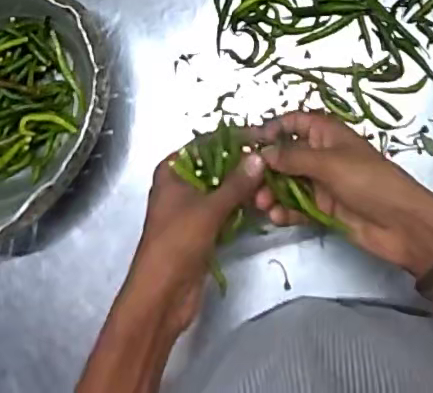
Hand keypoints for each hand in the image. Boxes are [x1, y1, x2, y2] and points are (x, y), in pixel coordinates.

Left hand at [121, 147, 264, 332]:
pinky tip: (263, 201)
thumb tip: (259, 156)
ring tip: (271, 182)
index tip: (260, 135)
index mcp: (173, 170)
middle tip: (271, 161)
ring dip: (245, 187)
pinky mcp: (203, 228)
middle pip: (216, 164)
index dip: (233, 138)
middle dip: (242, 164)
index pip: (207, 143)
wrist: (161, 297)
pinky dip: (242, 205)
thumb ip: (236, 183)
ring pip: (223, 188)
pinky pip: (226, 208)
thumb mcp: (208, 209)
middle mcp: (181, 183)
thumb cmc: (176, 244)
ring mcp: (192, 207)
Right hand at [250, 111, 432, 277]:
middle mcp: (321, 154)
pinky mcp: (324, 209)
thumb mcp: (329, 163)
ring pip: (287, 182)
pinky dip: (285, 210)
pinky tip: (275, 216)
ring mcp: (322, 182)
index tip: (246, 142)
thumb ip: (293, 158)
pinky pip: (297, 206)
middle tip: (248, 182)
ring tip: (260, 203)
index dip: (270, 129)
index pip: (292, 122)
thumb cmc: (369, 181)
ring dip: (272, 191)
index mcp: (326, 133)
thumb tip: (262, 153)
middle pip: (285, 155)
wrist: (402, 225)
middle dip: (266, 167)